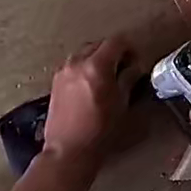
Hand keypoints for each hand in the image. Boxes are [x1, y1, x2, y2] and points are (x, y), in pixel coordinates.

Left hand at [41, 35, 137, 165]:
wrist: (69, 149)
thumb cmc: (100, 129)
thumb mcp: (121, 103)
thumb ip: (128, 79)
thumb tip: (134, 68)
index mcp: (96, 66)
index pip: (116, 42)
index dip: (129, 48)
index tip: (135, 59)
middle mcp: (77, 62)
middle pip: (99, 44)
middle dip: (113, 51)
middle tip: (124, 67)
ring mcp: (64, 70)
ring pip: (85, 52)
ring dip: (98, 58)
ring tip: (107, 75)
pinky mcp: (56, 81)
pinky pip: (74, 64)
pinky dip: (85, 66)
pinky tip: (91, 83)